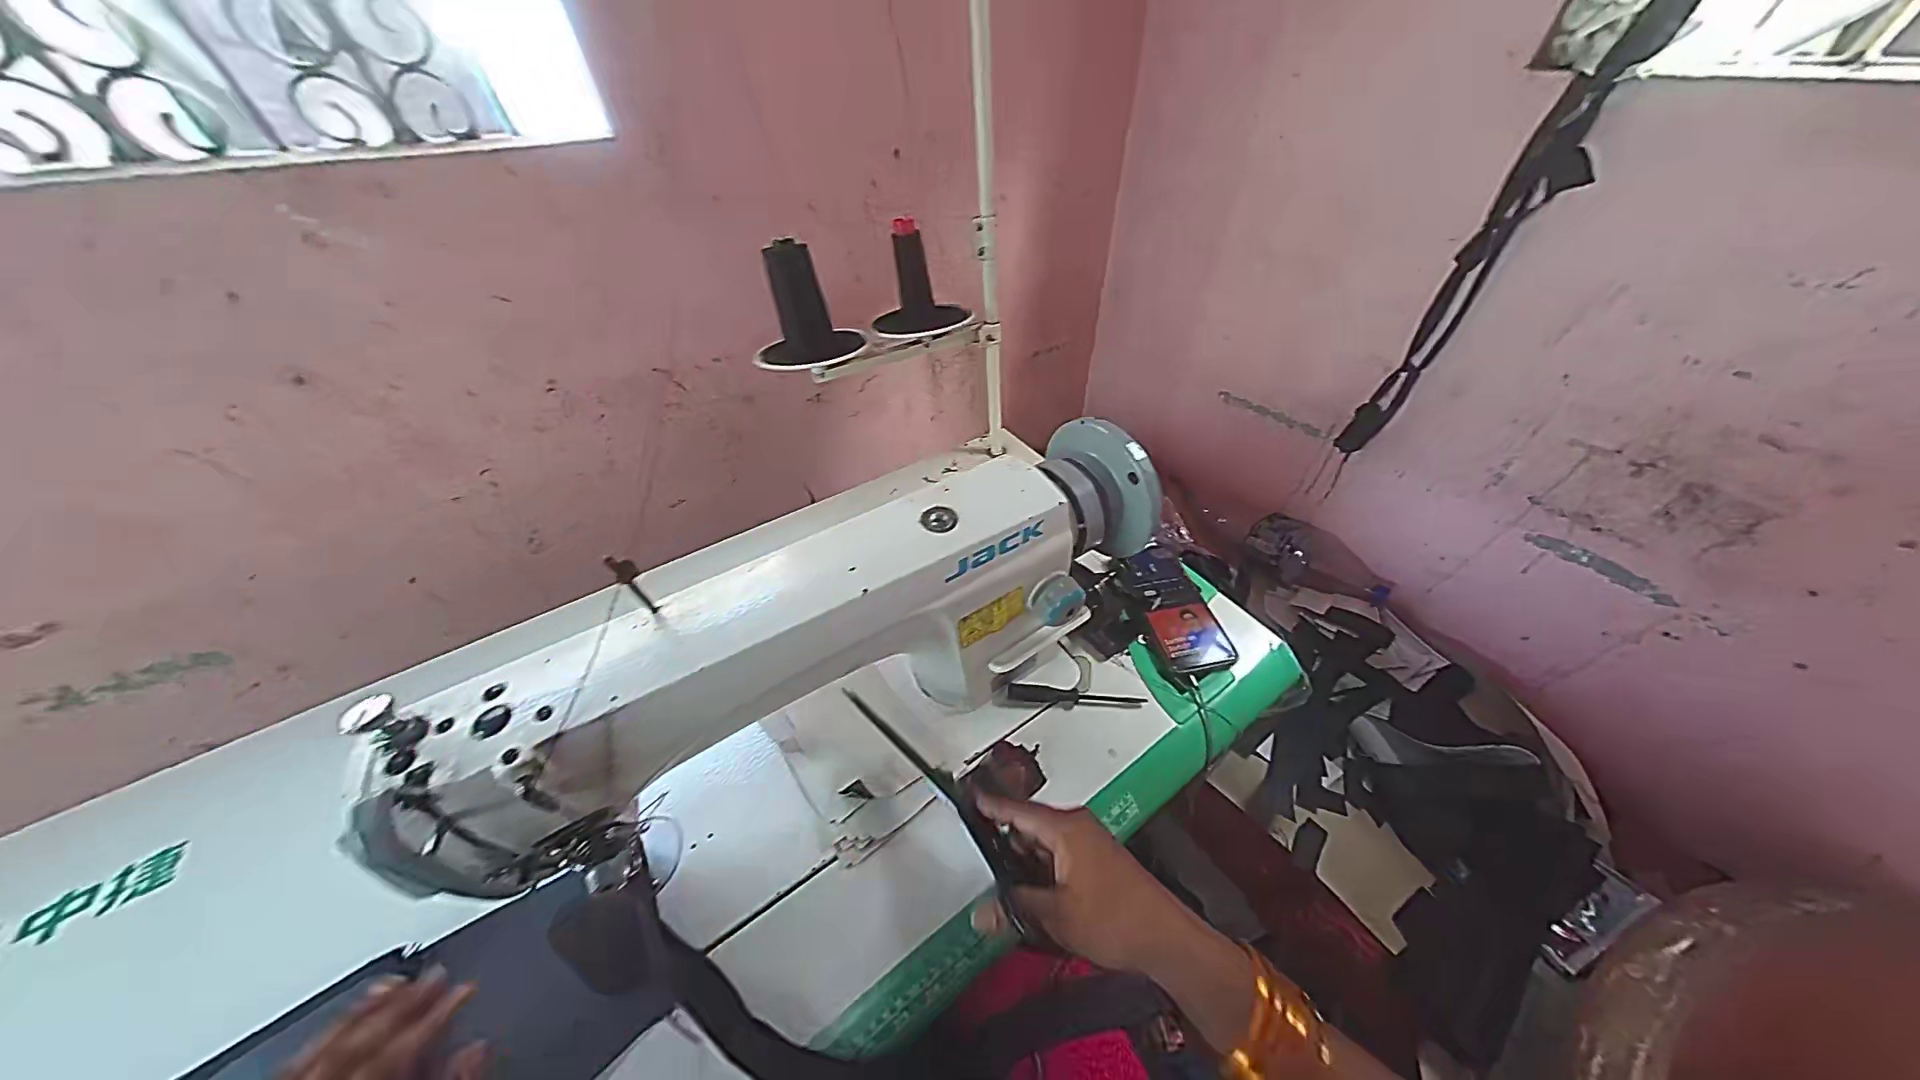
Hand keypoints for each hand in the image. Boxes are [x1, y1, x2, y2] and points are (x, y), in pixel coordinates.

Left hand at [279, 968, 486, 1079]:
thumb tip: (477, 1047)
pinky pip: (296, 1062)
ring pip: (325, 1046)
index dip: (437, 1015)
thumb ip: (446, 1078)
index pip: (398, 1051)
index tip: (466, 987)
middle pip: (359, 1043)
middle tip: (439, 970)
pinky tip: (355, 1008)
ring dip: (366, 1009)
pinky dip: (331, 1030)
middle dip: (404, 1002)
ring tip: (398, 978)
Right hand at [976, 794, 1208, 974]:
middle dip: (1005, 847)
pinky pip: (1058, 857)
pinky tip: (1034, 898)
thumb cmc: (1121, 920)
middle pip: (1028, 828)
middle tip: (980, 862)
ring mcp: (1088, 843)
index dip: (989, 805)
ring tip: (1005, 889)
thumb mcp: (1056, 915)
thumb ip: (1015, 907)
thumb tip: (985, 910)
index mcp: (1066, 828)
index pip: (1016, 810)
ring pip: (1043, 845)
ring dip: (1025, 865)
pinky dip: (1043, 872)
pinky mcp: (1095, 860)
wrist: (1166, 938)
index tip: (969, 798)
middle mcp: (1077, 827)